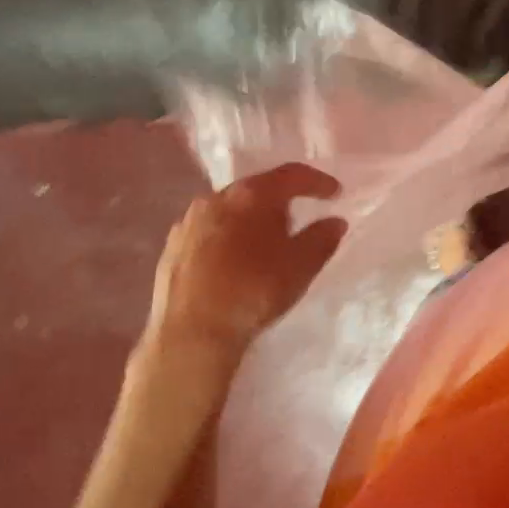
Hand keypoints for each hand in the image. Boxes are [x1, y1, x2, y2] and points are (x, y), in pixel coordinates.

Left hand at [146, 162, 346, 353]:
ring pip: (230, 211)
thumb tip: (334, 221)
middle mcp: (216, 198)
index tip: (336, 194)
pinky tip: (237, 261)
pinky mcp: (171, 248)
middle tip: (301, 218)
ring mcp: (188, 222)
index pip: (292, 174)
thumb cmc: (255, 291)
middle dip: (282, 201)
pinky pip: (210, 231)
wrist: (192, 333)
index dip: (318, 181)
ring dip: (252, 219)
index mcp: (252, 195)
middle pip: (257, 189)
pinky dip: (230, 237)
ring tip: (268, 242)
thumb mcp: (302, 265)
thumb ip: (323, 237)